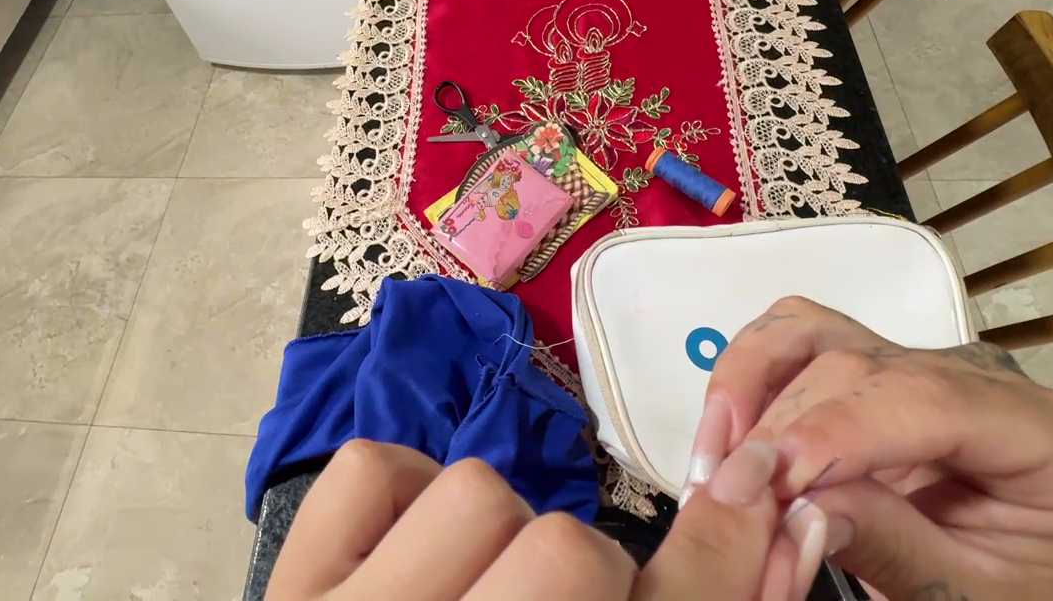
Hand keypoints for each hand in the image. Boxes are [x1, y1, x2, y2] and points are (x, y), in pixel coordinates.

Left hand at [267, 439, 782, 599]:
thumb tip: (761, 529)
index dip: (718, 552)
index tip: (751, 487)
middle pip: (567, 553)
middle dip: (588, 575)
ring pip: (477, 492)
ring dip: (498, 531)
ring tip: (476, 585)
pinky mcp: (291, 581)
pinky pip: (371, 468)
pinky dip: (405, 488)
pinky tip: (412, 549)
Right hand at [690, 296, 1052, 600]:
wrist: (1030, 582)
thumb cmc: (1017, 593)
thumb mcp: (974, 599)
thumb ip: (895, 548)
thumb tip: (796, 505)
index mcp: (1047, 436)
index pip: (926, 400)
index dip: (837, 429)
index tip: (770, 475)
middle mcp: (977, 374)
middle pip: (857, 364)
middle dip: (782, 422)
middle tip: (727, 488)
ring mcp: (917, 357)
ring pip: (813, 327)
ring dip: (749, 378)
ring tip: (717, 445)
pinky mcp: (869, 358)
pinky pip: (797, 335)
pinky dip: (752, 370)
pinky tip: (731, 422)